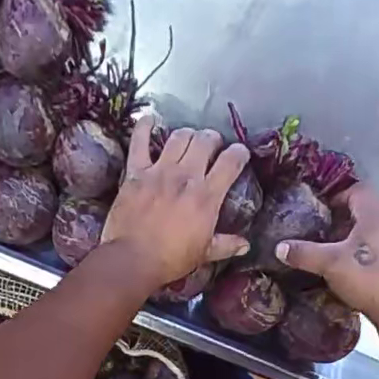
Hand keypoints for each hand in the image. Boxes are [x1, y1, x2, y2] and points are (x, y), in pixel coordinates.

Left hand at [97, 119, 251, 287]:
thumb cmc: (171, 259)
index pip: (231, 161)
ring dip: (187, 134)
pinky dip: (144, 127)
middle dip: (212, 139)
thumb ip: (226, 245)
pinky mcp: (136, 172)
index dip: (239, 153)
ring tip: (187, 140)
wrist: (133, 259)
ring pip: (179, 136)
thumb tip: (245, 244)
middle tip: (211, 147)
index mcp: (207, 195)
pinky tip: (150, 120)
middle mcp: (186, 176)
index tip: (239, 155)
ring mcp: (160, 171)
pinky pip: (140, 141)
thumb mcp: (204, 254)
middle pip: (205, 140)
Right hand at [276, 183, 378, 327]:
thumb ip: (304, 253)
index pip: (357, 190)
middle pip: (365, 211)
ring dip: (351, 237)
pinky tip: (347, 270)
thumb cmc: (370, 279)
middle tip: (318, 231)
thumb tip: (279, 247)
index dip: (336, 196)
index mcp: (376, 215)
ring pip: (372, 231)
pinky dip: (361, 253)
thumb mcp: (330, 264)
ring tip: (328, 251)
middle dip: (341, 218)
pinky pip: (378, 249)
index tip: (317, 209)